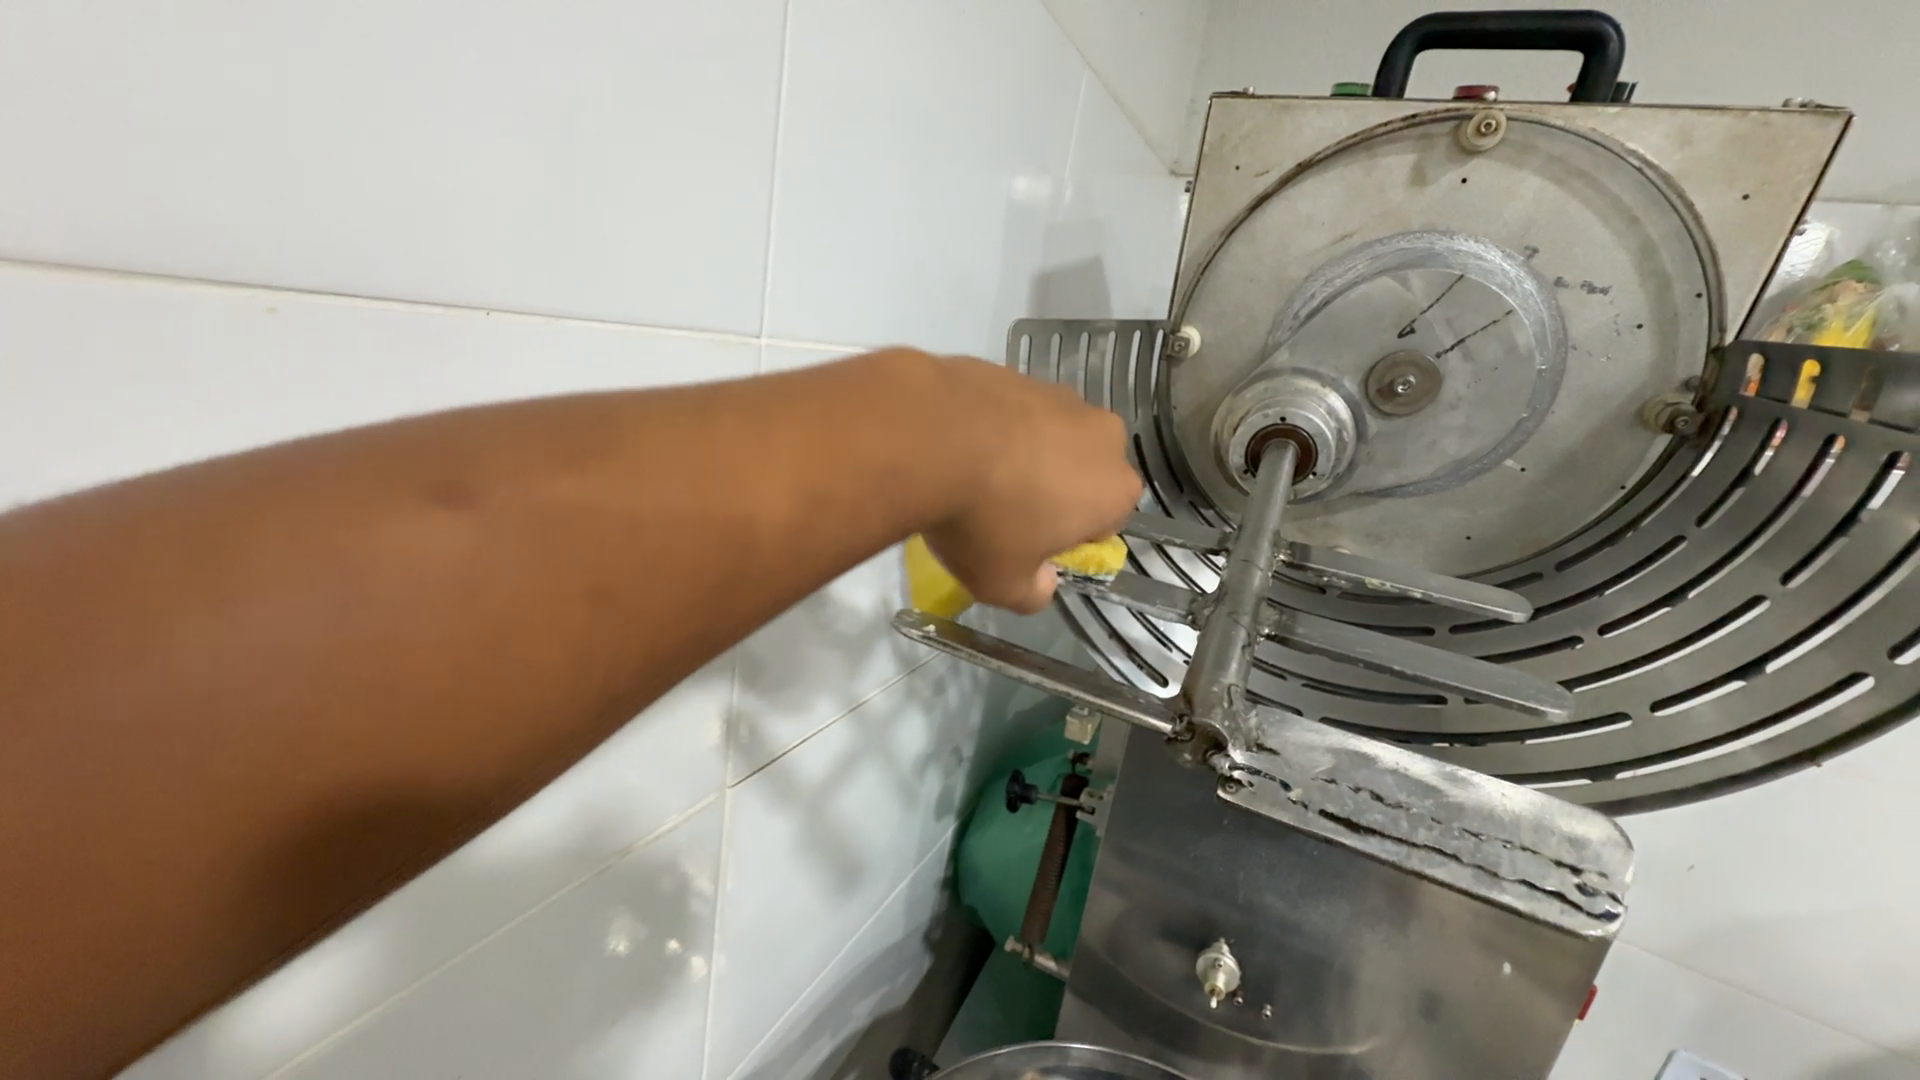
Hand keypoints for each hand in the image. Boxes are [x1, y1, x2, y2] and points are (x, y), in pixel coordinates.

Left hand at [918, 355, 1141, 613]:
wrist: (926, 436)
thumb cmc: (980, 520)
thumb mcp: (1001, 583)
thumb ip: (1032, 594)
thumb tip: (1042, 586)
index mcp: (1113, 490)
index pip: (1106, 521)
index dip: (1067, 536)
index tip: (1029, 544)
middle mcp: (1100, 434)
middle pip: (1081, 470)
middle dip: (1052, 488)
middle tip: (1001, 510)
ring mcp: (1056, 394)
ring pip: (1048, 434)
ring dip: (1023, 453)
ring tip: (971, 474)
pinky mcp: (1013, 369)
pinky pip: (1010, 409)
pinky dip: (991, 424)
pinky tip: (953, 443)